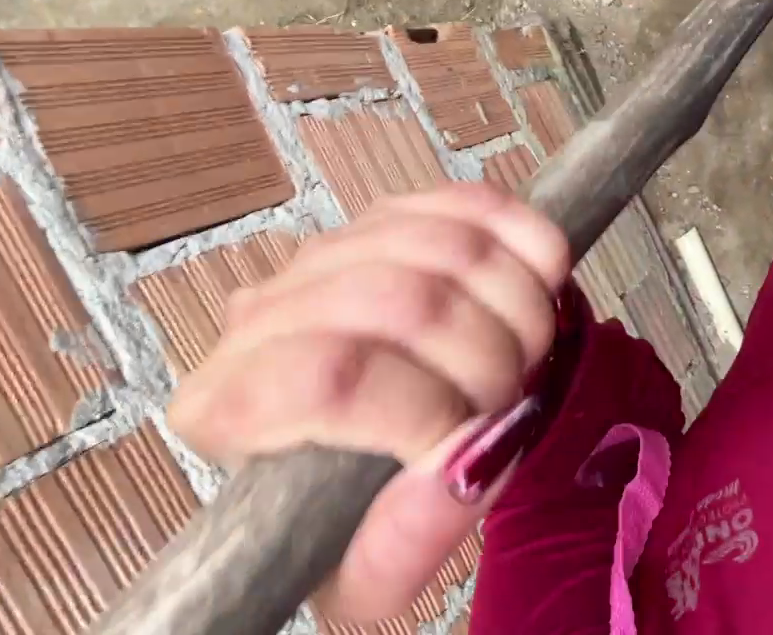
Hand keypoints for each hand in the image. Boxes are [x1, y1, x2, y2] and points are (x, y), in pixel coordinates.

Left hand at [166, 183, 569, 622]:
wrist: (375, 435)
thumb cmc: (363, 504)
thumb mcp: (369, 571)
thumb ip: (406, 542)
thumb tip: (463, 463)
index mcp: (229, 408)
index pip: (326, 375)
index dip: (421, 406)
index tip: (462, 442)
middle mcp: (267, 313)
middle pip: (405, 301)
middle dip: (489, 359)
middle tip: (510, 399)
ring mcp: (337, 250)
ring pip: (447, 246)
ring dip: (518, 304)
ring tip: (526, 350)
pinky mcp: (401, 212)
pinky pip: (474, 202)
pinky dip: (527, 236)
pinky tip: (543, 276)